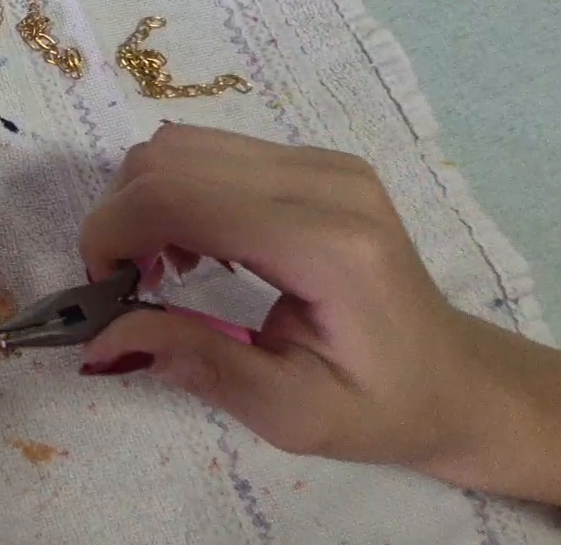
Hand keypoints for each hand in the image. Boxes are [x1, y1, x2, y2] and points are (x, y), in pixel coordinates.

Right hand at [78, 123, 560, 517]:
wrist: (461, 381)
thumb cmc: (380, 406)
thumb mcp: (291, 414)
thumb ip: (196, 364)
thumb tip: (99, 335)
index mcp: (328, 248)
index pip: (174, 201)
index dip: (112, 233)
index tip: (103, 285)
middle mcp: (324, 184)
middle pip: (161, 162)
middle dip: (118, 216)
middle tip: (128, 276)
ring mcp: (318, 161)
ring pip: (170, 146)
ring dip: (138, 199)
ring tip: (161, 259)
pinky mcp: (305, 156)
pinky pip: (196, 148)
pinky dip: (166, 187)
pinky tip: (191, 237)